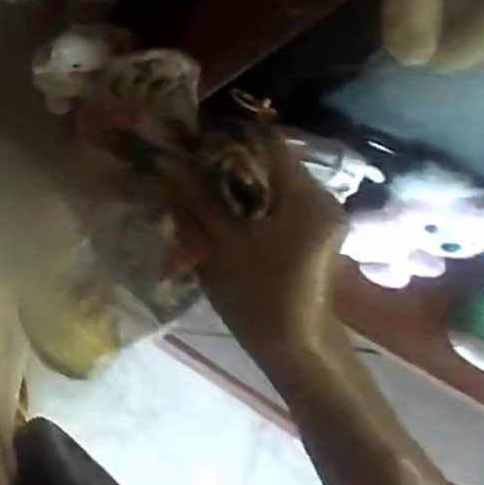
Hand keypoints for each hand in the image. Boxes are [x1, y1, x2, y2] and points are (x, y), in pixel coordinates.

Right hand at [168, 126, 348, 348]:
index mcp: (305, 197)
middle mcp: (321, 197)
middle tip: (185, 162)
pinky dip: (246, 198)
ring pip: (269, 180)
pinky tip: (219, 208)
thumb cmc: (258, 295)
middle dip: (225, 159)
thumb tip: (162, 159)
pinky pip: (275, 200)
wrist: (297, 350)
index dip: (225, 134)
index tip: (189, 138)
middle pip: (267, 160)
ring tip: (196, 184)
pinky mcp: (313, 231)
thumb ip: (192, 195)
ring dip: (233, 179)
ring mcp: (320, 215)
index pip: (265, 141)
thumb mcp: (219, 242)